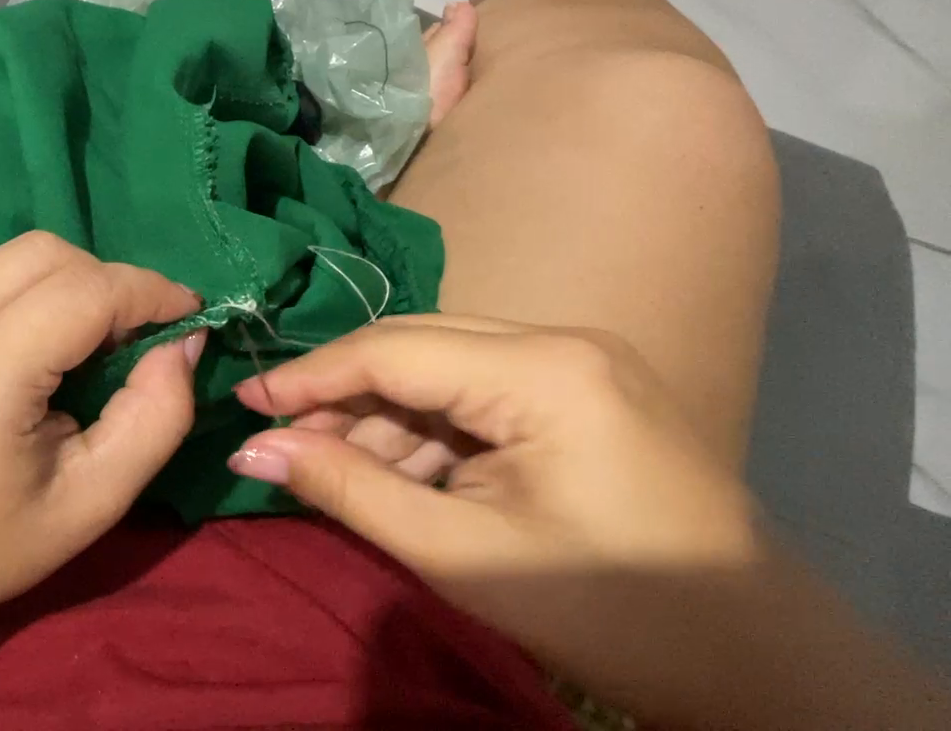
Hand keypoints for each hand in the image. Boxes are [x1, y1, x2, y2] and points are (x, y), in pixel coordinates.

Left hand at [0, 231, 204, 642]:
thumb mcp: (93, 501)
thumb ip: (155, 416)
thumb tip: (182, 340)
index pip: (83, 292)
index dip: (148, 292)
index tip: (188, 315)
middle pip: (45, 253)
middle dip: (107, 282)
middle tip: (133, 337)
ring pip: (12, 256)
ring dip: (66, 283)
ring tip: (84, 344)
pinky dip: (24, 293)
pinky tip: (29, 347)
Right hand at [228, 315, 764, 713]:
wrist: (769, 671)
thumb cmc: (612, 612)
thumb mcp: (460, 553)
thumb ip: (347, 488)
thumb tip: (249, 448)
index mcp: (542, 369)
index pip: (390, 350)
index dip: (308, 376)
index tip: (244, 402)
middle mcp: (558, 340)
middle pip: (411, 346)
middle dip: (342, 395)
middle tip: (283, 441)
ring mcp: (577, 361)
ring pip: (438, 367)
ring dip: (382, 417)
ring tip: (336, 470)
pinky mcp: (582, 389)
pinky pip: (475, 390)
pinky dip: (427, 429)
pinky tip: (399, 473)